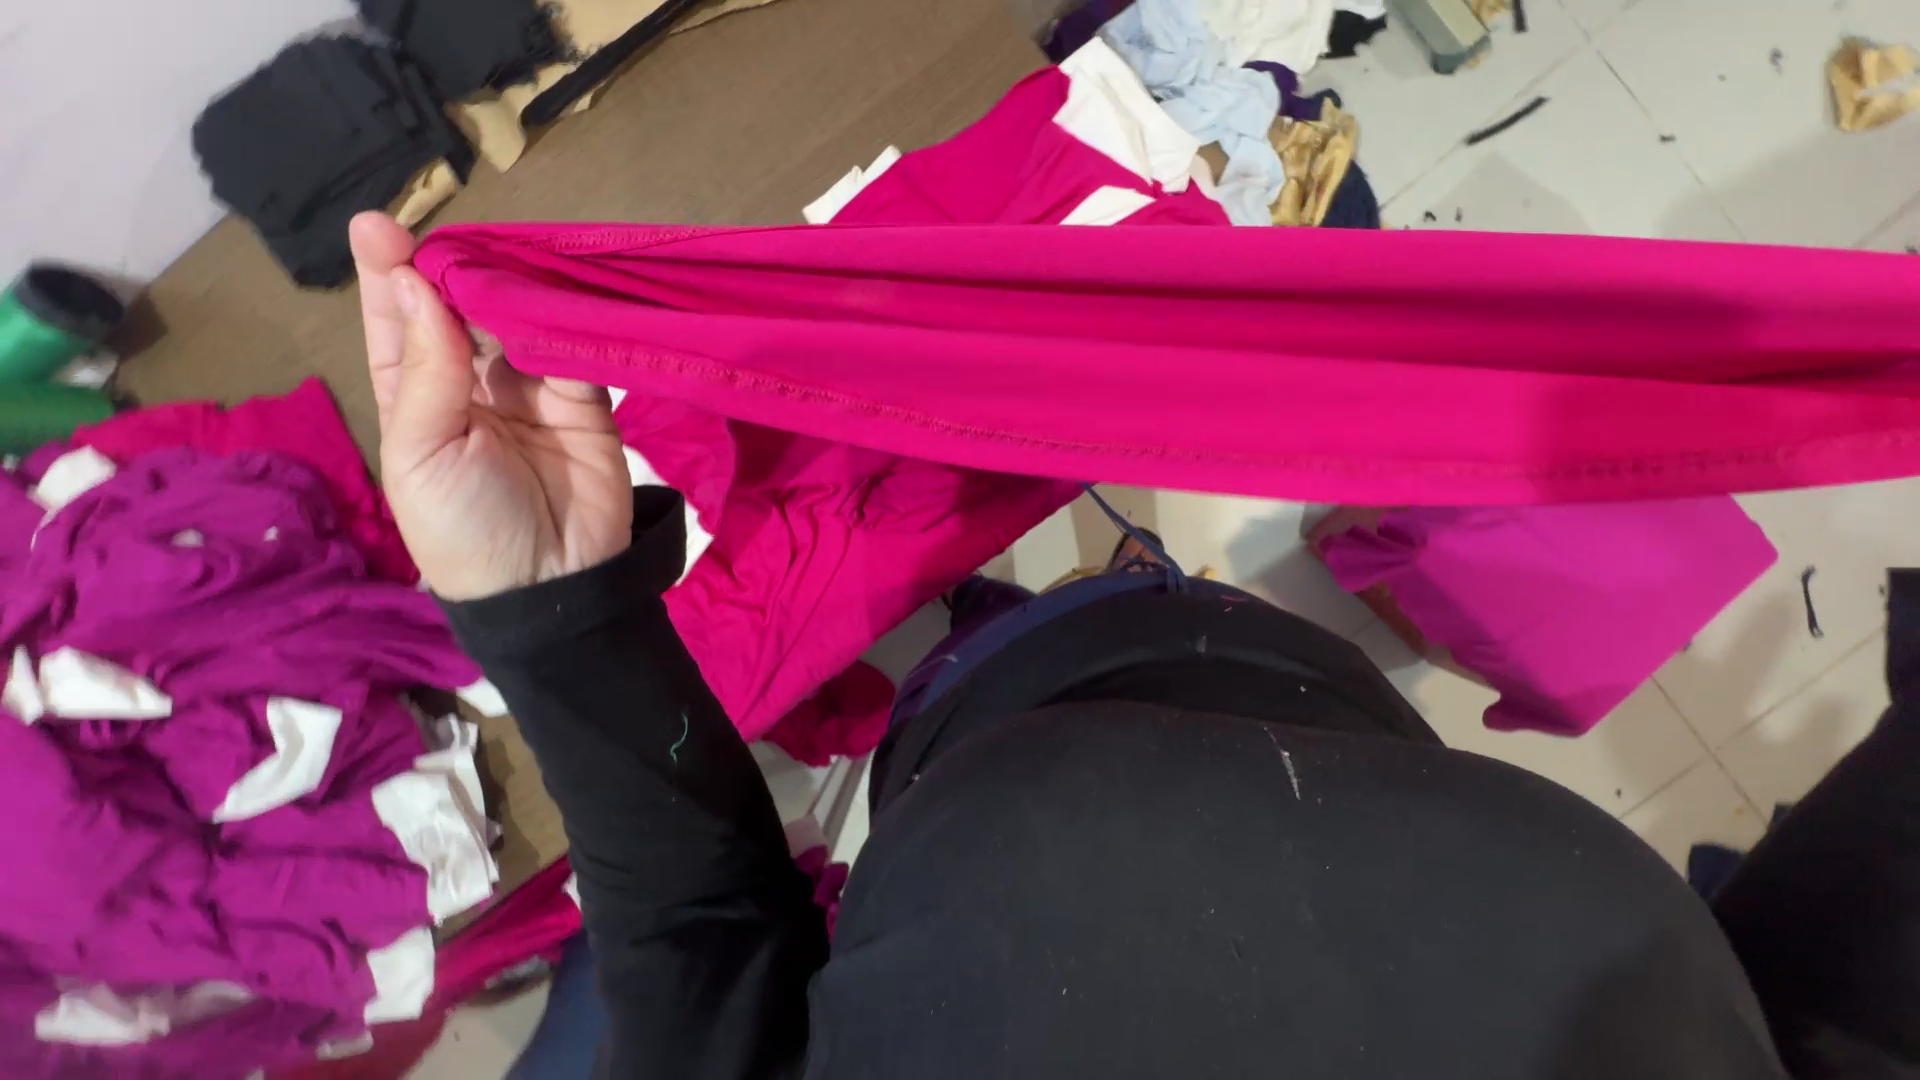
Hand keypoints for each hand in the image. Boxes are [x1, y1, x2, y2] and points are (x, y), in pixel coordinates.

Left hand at [350, 211, 632, 600]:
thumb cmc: (464, 526)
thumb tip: (420, 285)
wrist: (550, 582)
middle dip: (454, 273)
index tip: (378, 227)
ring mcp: (534, 393)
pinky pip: (575, 354)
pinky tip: (554, 291)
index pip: (401, 329)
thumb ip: (428, 372)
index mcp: (419, 400)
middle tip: (451, 235)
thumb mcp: (422, 454)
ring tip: (502, 251)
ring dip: (511, 290)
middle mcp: (474, 387)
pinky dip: (567, 324)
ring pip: (521, 325)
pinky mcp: (587, 404)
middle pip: (463, 315)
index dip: (390, 280)